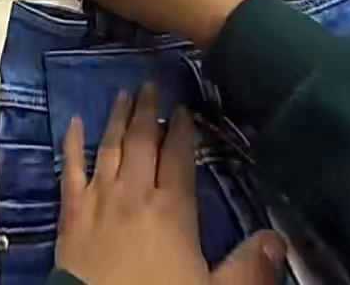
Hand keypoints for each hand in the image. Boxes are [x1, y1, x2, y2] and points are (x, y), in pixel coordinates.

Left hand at [55, 82, 284, 284]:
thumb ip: (247, 268)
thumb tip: (280, 239)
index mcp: (171, 208)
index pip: (178, 155)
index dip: (181, 129)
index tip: (183, 107)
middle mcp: (135, 191)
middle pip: (143, 140)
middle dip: (148, 110)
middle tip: (150, 84)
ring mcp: (100, 199)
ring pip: (110, 146)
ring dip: (117, 118)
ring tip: (123, 93)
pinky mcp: (71, 214)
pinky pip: (70, 170)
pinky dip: (71, 144)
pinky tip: (72, 122)